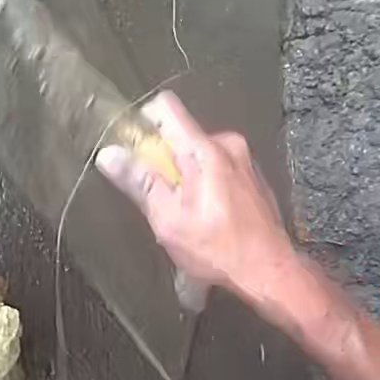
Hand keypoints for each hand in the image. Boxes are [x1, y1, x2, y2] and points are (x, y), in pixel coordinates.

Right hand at [94, 91, 292, 300]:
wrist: (268, 271)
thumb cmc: (221, 250)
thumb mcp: (169, 220)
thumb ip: (139, 182)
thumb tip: (111, 155)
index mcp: (204, 151)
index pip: (166, 109)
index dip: (142, 125)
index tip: (134, 152)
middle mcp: (227, 147)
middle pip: (179, 137)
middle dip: (164, 165)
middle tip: (164, 201)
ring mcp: (242, 160)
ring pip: (196, 155)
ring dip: (184, 179)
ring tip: (187, 214)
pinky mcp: (249, 175)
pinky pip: (215, 168)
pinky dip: (204, 186)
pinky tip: (206, 217)